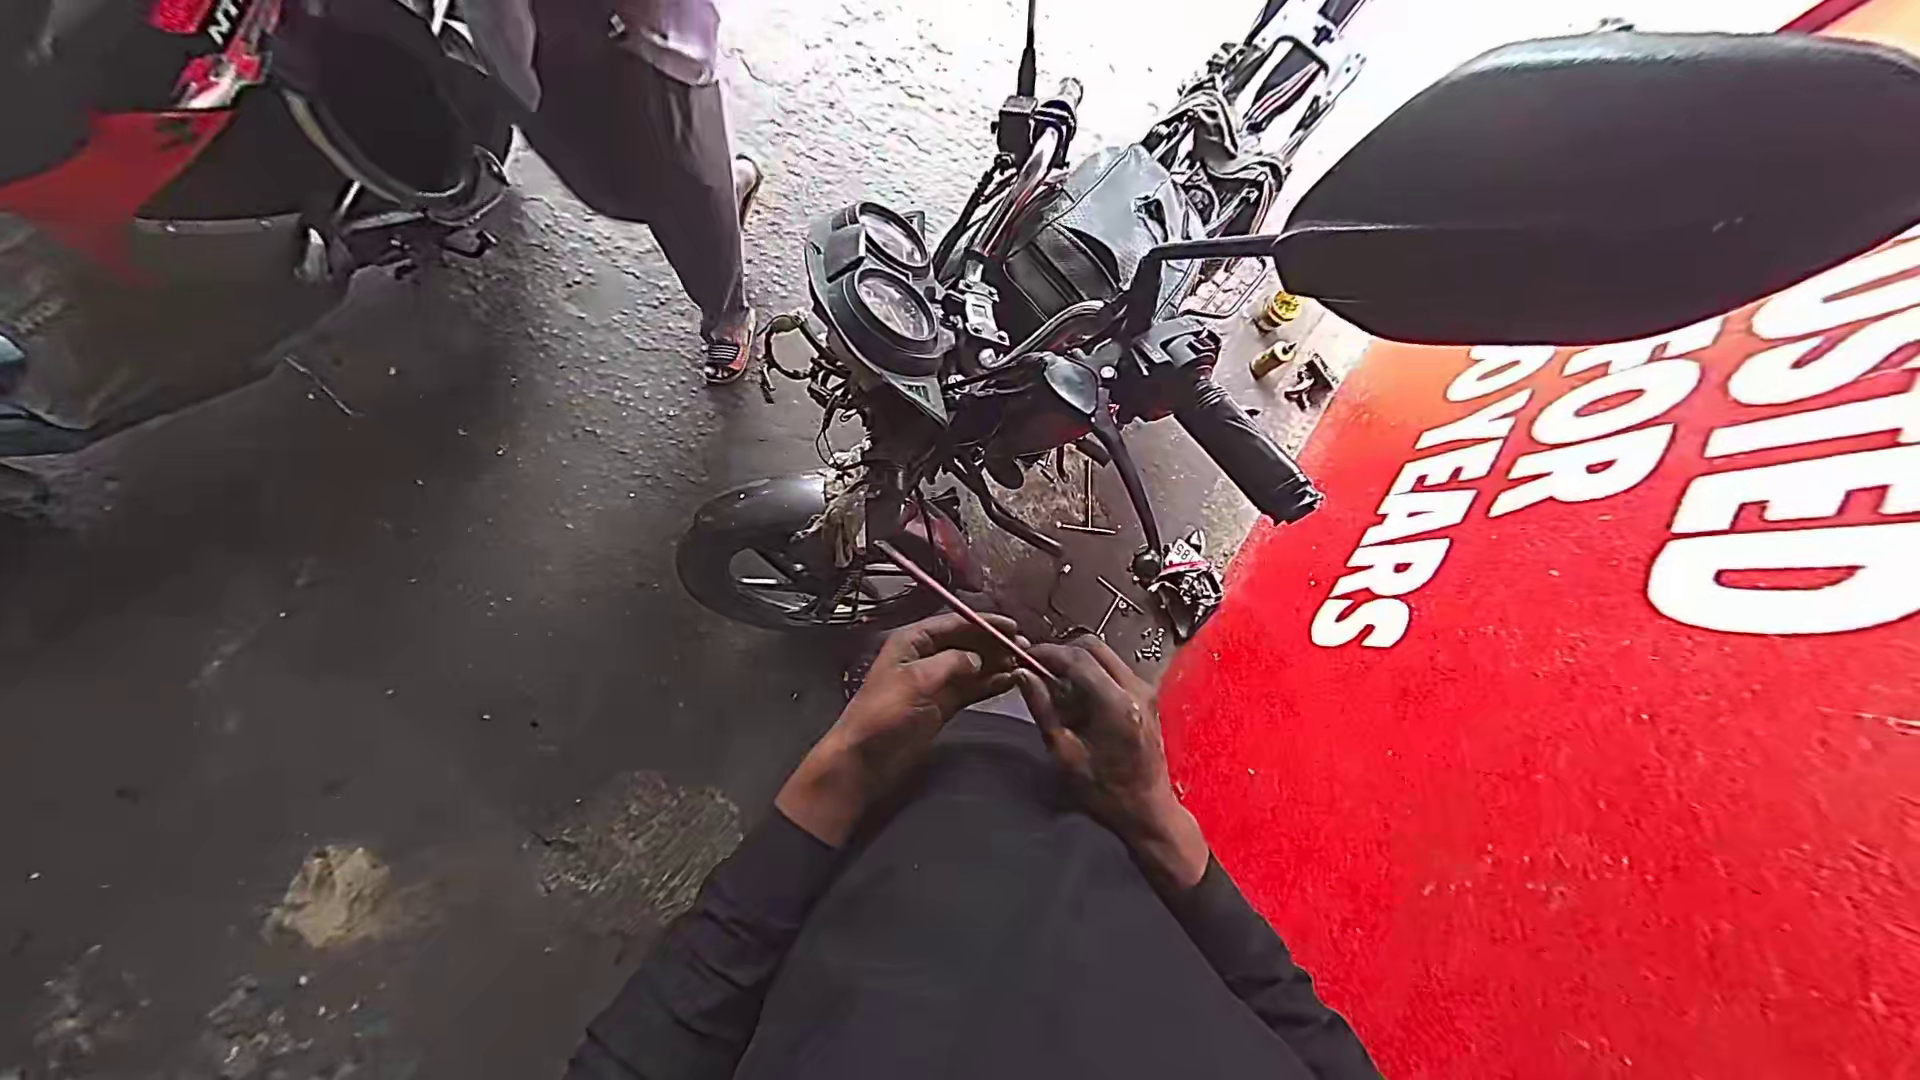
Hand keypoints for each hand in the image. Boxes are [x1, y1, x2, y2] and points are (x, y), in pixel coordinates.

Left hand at [776, 612, 1023, 845]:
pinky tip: (1010, 681)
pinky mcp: (942, 705)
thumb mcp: (916, 680)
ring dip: (996, 663)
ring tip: (1023, 662)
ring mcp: (934, 682)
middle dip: (993, 642)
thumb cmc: (882, 715)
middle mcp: (924, 656)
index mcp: (911, 641)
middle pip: (966, 642)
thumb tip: (979, 658)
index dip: (983, 622)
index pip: (953, 623)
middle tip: (1023, 646)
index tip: (1011, 626)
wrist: (865, 761)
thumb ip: (951, 663)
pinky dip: (990, 684)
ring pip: (972, 665)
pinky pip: (971, 688)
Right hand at [1016, 635, 1209, 890]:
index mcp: (1116, 704)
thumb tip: (1023, 674)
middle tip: (1038, 666)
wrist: (1148, 811)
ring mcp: (1144, 690)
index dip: (1047, 652)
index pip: (1077, 659)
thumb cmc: (1104, 791)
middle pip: (1093, 646)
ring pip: (1104, 653)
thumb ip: (1043, 708)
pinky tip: (1075, 692)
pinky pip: (1113, 667)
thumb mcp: (1064, 753)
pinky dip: (1091, 669)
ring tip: (1053, 679)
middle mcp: (1135, 689)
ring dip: (1077, 659)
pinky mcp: (1146, 695)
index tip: (1025, 655)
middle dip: (1062, 651)